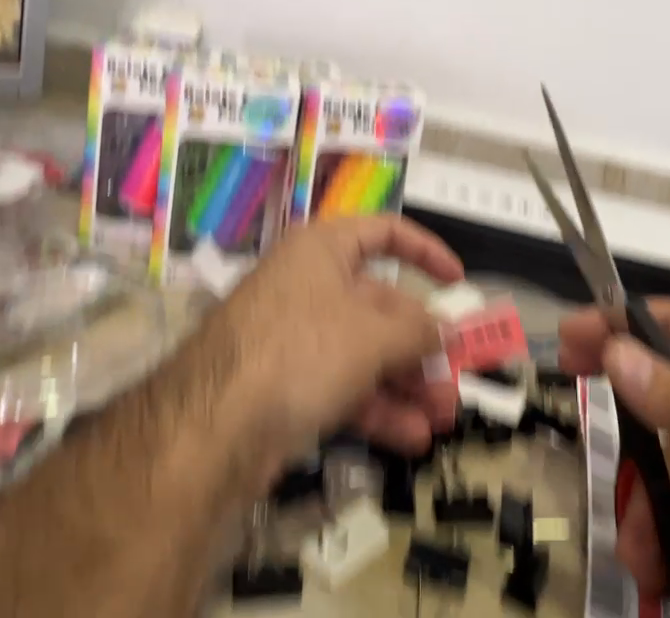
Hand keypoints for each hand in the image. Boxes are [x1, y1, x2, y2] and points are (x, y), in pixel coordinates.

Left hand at [211, 215, 465, 467]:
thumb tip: (443, 330)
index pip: (383, 232)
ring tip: (441, 418)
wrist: (211, 427)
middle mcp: (308, 286)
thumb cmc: (300, 352)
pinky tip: (410, 437)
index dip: (425, 251)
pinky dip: (377, 409)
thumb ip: (417, 331)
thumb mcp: (372, 336)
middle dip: (422, 345)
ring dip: (407, 384)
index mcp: (322, 250)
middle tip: (456, 378)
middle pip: (379, 305)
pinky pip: (343, 386)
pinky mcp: (285, 385)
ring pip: (364, 352)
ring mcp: (294, 338)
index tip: (458, 282)